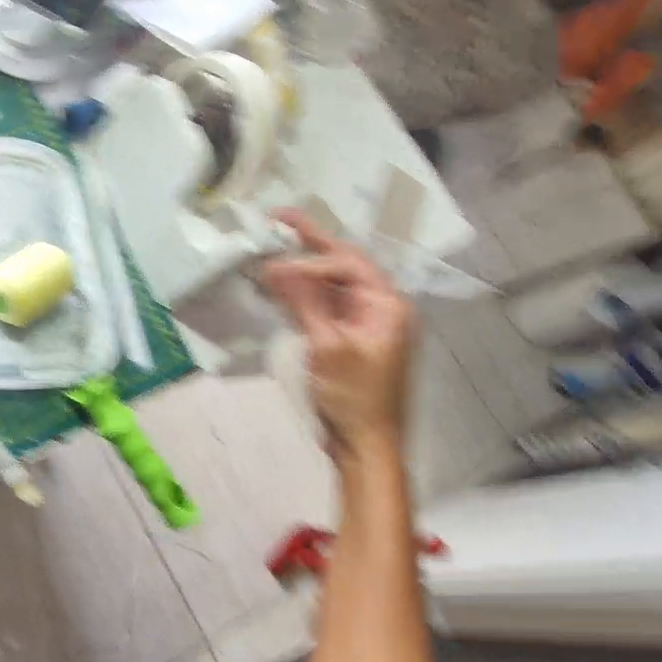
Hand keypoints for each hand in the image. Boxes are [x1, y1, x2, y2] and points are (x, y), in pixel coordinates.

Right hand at [263, 210, 416, 455]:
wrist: (367, 444)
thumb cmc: (354, 396)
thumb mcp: (328, 346)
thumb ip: (305, 302)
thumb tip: (278, 266)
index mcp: (388, 305)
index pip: (347, 264)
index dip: (310, 257)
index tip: (273, 265)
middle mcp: (382, 308)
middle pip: (343, 266)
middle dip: (311, 244)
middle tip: (278, 218)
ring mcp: (366, 324)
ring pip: (333, 285)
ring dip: (304, 269)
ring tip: (272, 248)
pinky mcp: (350, 340)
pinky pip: (326, 306)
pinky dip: (303, 296)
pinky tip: (281, 288)